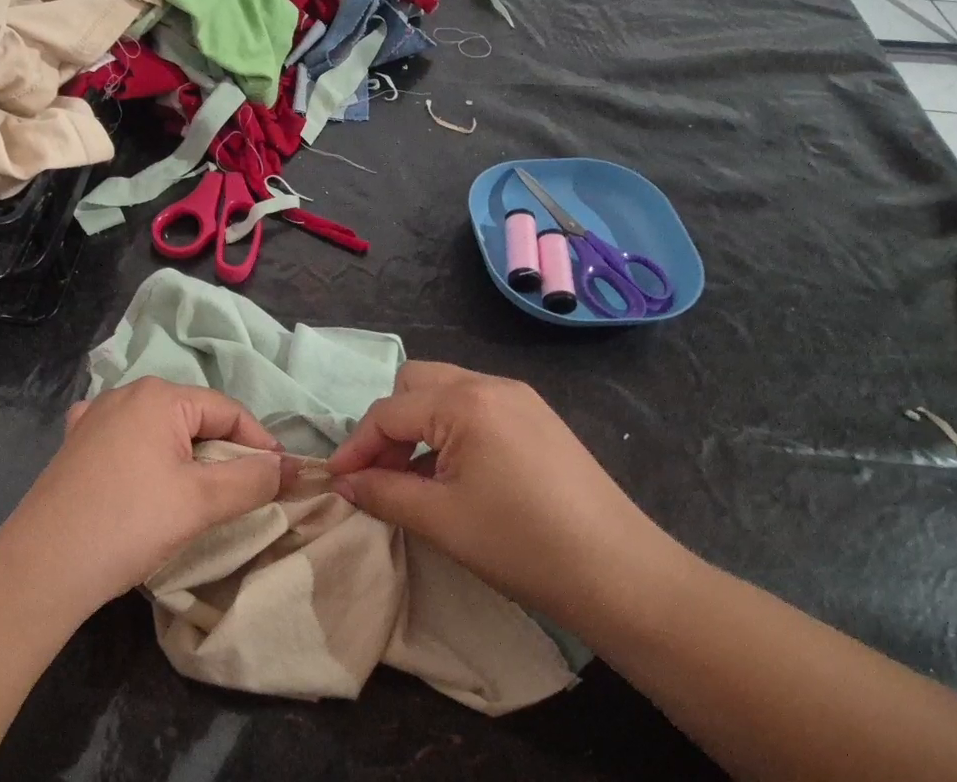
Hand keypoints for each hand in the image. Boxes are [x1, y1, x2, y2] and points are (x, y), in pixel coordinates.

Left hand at [0, 378, 282, 614]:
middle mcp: (123, 395)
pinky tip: (146, 483)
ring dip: (187, 460)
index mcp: (157, 395)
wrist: (40, 569)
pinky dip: (148, 461)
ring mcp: (93, 420)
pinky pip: (127, 443)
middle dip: (224, 453)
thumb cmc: (128, 525)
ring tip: (198, 500)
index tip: (280, 482)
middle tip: (241, 497)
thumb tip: (292, 468)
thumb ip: (253, 479)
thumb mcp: (201, 502)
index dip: (260, 445)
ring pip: (161, 432)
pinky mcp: (74, 448)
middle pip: (194, 418)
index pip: (228, 409)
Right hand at [327, 361, 682, 622]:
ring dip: (419, 426)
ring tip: (413, 478)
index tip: (337, 482)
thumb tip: (345, 483)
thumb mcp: (440, 520)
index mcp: (464, 402)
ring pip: (447, 393)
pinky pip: (477, 408)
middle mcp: (491, 385)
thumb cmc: (521, 544)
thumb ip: (383, 493)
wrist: (620, 573)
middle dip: (388, 425)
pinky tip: (455, 475)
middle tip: (380, 473)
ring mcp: (522, 399)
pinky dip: (450, 431)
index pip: (389, 411)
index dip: (356, 446)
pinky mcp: (540, 420)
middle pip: (416, 384)